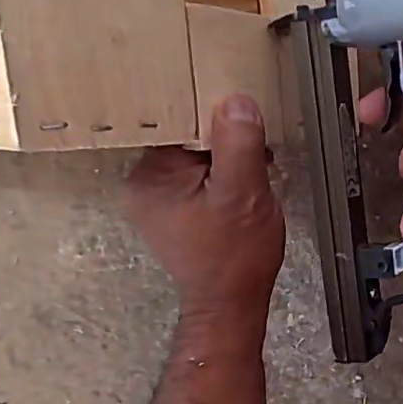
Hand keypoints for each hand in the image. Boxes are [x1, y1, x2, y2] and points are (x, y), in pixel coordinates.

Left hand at [127, 95, 285, 318]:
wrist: (232, 303)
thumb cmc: (237, 253)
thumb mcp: (245, 193)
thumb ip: (239, 144)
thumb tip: (235, 99)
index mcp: (150, 176)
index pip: (184, 125)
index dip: (221, 125)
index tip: (251, 135)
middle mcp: (143, 183)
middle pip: (190, 139)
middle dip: (228, 145)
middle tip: (259, 160)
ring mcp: (156, 199)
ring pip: (198, 158)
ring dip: (229, 161)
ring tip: (254, 179)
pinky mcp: (173, 211)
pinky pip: (199, 177)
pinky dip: (223, 178)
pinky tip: (243, 191)